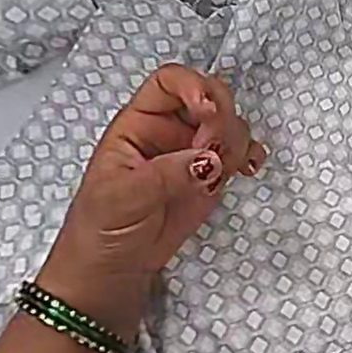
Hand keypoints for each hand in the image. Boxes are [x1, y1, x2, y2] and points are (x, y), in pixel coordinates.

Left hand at [35, 63, 269, 337]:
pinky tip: (247, 171)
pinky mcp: (214, 174)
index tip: (207, 110)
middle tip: (211, 150)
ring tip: (216, 175)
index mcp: (139, 123)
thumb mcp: (120, 199)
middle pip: (212, 96)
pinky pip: (244, 152)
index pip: (169, 82)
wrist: (113, 270)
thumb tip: (209, 160)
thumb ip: (164, 175)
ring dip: (236, 143)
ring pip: (232, 124)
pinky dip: (252, 156)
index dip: (192, 86)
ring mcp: (194, 151)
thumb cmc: (100, 230)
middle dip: (221, 119)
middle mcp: (170, 130)